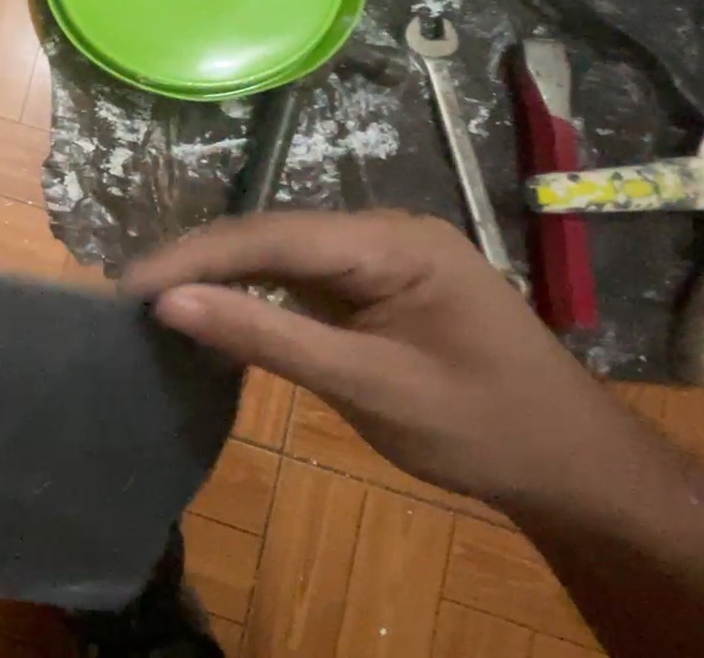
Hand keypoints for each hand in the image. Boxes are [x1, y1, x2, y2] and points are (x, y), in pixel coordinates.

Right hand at [124, 210, 627, 509]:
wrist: (575, 470)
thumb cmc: (481, 427)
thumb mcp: (368, 385)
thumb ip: (265, 337)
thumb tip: (168, 304)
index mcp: (392, 243)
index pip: (268, 236)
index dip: (192, 257)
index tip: (130, 286)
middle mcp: (379, 233)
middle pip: (264, 236)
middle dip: (195, 263)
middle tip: (128, 295)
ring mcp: (374, 256)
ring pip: (271, 253)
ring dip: (213, 275)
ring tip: (153, 299)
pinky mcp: (367, 283)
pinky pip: (290, 277)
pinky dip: (244, 293)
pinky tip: (207, 308)